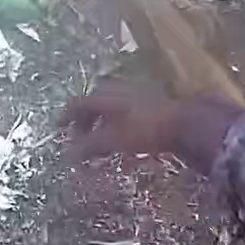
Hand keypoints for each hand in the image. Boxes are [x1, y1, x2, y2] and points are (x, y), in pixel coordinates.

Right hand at [59, 87, 179, 160]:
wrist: (185, 121)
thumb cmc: (144, 129)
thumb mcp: (113, 139)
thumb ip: (89, 146)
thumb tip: (67, 155)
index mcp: (105, 95)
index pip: (78, 103)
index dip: (67, 116)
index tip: (59, 128)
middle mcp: (118, 89)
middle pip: (94, 101)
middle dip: (85, 117)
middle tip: (80, 133)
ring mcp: (136, 92)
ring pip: (111, 104)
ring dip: (102, 120)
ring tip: (101, 136)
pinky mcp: (151, 100)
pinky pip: (126, 108)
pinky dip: (118, 120)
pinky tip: (124, 134)